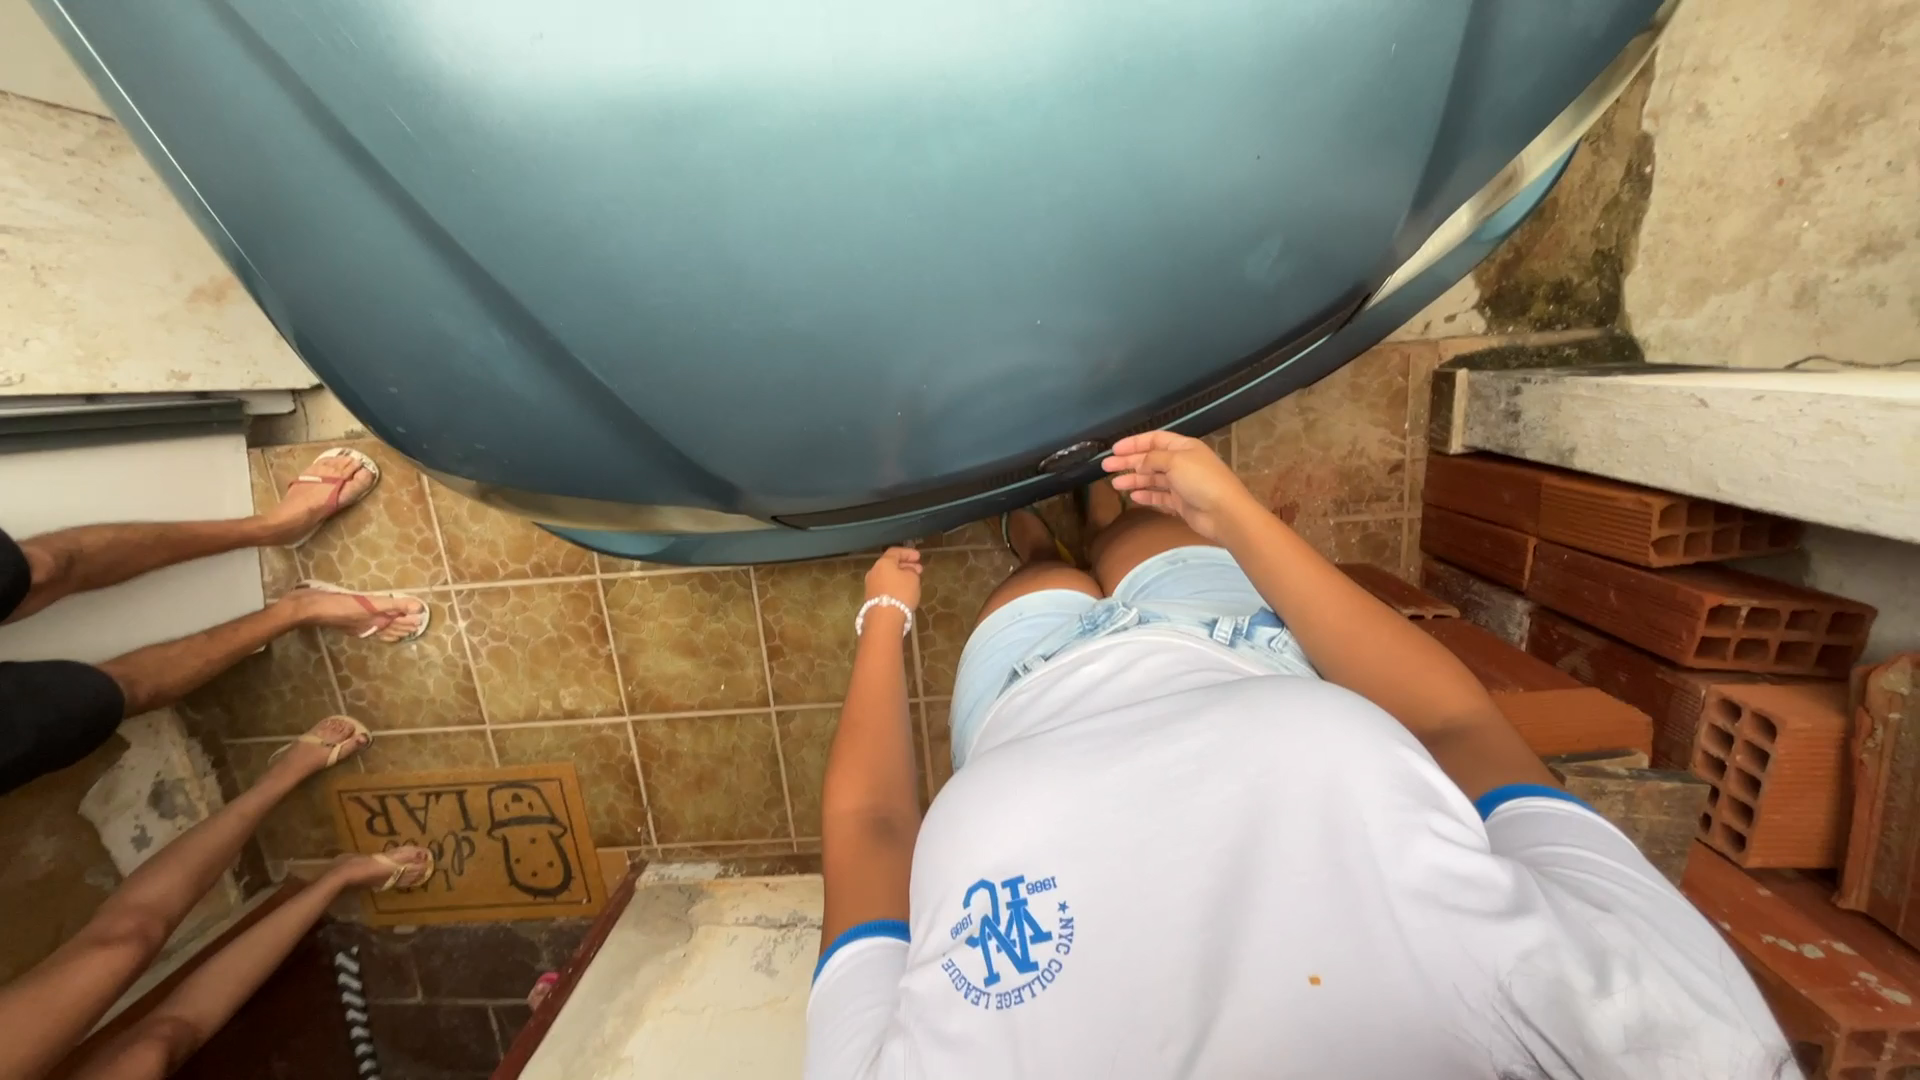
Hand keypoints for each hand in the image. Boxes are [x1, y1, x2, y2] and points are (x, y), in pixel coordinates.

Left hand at [865, 546, 922, 609]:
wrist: (884, 619)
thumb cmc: (900, 594)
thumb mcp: (913, 579)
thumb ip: (911, 571)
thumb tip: (907, 572)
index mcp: (883, 563)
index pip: (895, 552)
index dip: (908, 553)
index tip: (919, 556)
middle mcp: (874, 572)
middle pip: (890, 564)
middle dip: (905, 565)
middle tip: (918, 569)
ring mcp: (870, 585)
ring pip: (887, 576)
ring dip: (900, 576)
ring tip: (913, 581)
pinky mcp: (871, 598)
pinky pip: (885, 587)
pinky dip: (895, 585)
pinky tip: (903, 591)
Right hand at [1102, 431, 1259, 540]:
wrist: (1224, 513)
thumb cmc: (1201, 480)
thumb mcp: (1174, 462)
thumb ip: (1152, 459)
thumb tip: (1137, 462)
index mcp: (1183, 447)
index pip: (1154, 439)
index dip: (1134, 443)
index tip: (1114, 449)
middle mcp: (1182, 463)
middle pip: (1150, 459)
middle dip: (1128, 462)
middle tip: (1106, 466)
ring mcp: (1181, 484)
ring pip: (1152, 479)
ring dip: (1134, 480)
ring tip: (1116, 484)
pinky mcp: (1181, 502)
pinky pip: (1159, 496)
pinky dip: (1146, 495)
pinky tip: (1133, 496)